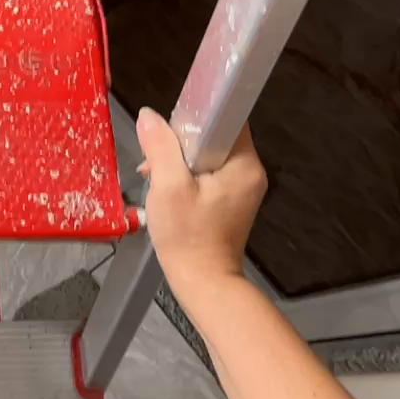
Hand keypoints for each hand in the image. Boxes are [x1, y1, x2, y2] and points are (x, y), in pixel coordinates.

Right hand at [136, 107, 266, 305]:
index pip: (224, 118)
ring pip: (206, 154)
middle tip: (156, 161)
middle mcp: (250, 172)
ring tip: (157, 178)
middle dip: (180, 143)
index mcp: (245, 164)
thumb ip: (160, 147)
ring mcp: (241, 187)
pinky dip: (185, 176)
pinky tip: (166, 190)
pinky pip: (206, 172)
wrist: (202, 282)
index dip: (195, 118)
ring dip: (178, 161)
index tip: (170, 134)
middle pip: (212, 136)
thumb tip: (149, 115)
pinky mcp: (230, 200)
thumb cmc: (188, 237)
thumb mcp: (168, 186)